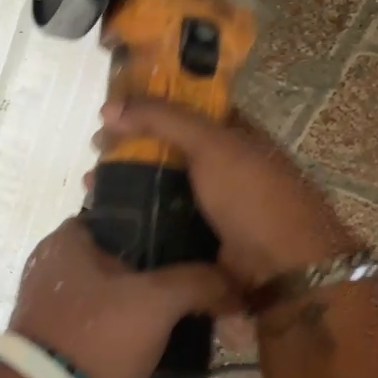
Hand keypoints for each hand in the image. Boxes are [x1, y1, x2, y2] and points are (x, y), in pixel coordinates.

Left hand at [9, 218, 238, 377]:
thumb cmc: (98, 332)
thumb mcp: (156, 302)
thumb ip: (197, 283)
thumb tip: (233, 283)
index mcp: (64, 239)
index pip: (116, 220)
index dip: (154, 231)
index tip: (190, 251)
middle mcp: (49, 259)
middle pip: (113, 257)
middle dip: (152, 274)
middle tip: (193, 292)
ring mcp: (46, 294)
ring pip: (106, 289)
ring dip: (139, 303)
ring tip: (180, 318)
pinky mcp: (50, 327)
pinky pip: (94, 314)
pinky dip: (120, 323)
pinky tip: (151, 340)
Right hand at [99, 99, 360, 287]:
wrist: (287, 273)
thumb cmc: (255, 198)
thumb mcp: (213, 145)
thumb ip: (162, 119)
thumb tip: (107, 107)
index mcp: (236, 136)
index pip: (186, 108)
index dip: (149, 104)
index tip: (112, 108)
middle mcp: (223, 165)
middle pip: (165, 144)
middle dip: (126, 143)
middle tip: (96, 147)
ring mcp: (210, 202)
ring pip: (156, 180)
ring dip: (122, 179)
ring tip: (90, 182)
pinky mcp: (195, 234)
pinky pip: (154, 214)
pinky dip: (129, 210)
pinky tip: (103, 208)